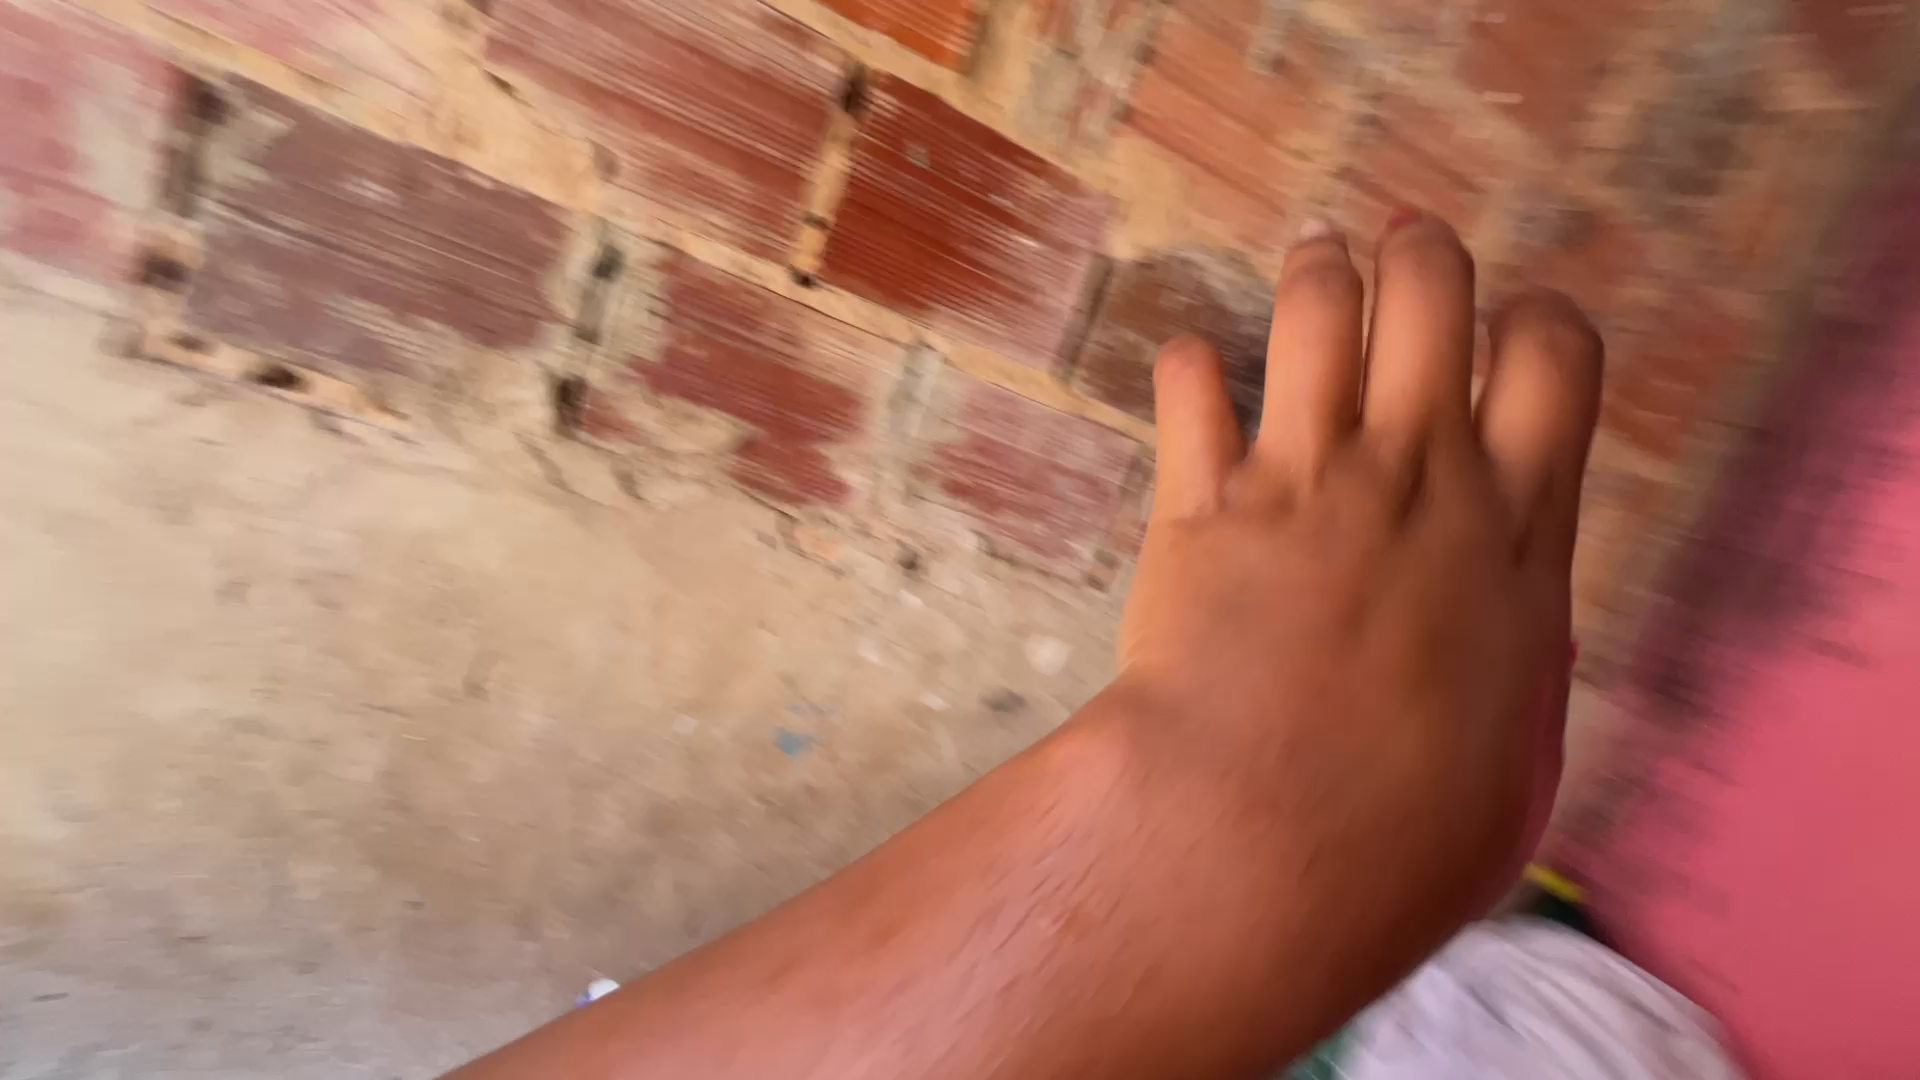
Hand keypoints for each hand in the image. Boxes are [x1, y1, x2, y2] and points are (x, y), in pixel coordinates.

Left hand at [1116, 213, 1600, 992]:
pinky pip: (1191, 397)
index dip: (1533, 323)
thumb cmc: (1398, 818)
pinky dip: (1187, 369)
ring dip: (1317, 275)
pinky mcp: (1199, 504)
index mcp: (1508, 533)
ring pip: (1319, 320)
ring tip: (1311, 250)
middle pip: (1436, 308)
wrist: (1269, 819)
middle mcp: (1412, 480)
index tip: (1511, 317)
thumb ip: (1501, 671)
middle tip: (1400, 238)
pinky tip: (1187, 358)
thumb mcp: (1504, 746)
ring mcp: (1301, 480)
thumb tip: (1492, 656)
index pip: (1554, 369)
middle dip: (1423, 257)